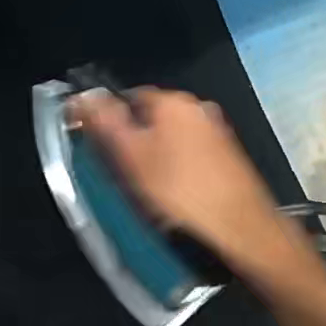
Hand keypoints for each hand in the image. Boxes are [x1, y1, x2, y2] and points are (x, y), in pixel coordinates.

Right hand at [71, 87, 313, 277]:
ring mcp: (216, 133)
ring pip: (170, 141)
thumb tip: (85, 98)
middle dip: (132, 144)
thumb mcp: (131, 157)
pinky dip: (177, 173)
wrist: (240, 227)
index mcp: (173, 102)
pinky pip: (190, 158)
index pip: (127, 99)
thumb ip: (105, 122)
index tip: (99, 148)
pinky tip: (174, 198)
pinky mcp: (228, 158)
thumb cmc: (182, 192)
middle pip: (150, 120)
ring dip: (154, 160)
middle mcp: (198, 109)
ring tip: (147, 192)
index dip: (108, 122)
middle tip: (122, 175)